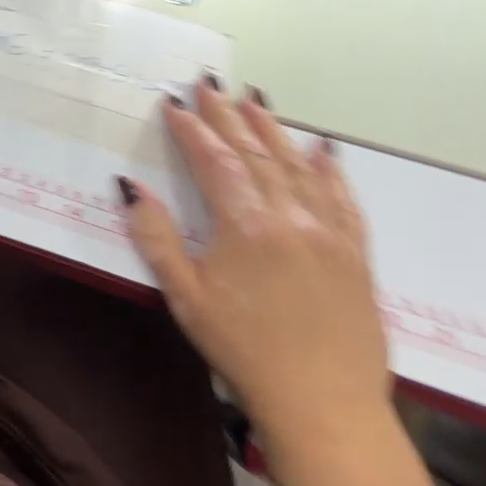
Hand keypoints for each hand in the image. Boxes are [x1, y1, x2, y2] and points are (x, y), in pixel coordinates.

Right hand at [124, 78, 389, 440]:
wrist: (323, 401)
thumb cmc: (241, 345)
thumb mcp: (183, 293)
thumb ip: (155, 235)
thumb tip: (128, 185)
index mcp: (247, 226)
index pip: (215, 163)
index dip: (192, 130)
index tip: (173, 103)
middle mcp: (293, 219)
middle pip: (256, 155)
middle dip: (229, 117)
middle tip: (210, 84)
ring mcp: (331, 235)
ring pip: (299, 169)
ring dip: (274, 131)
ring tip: (255, 100)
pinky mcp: (356, 255)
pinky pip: (344, 200)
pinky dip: (330, 170)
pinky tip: (322, 150)